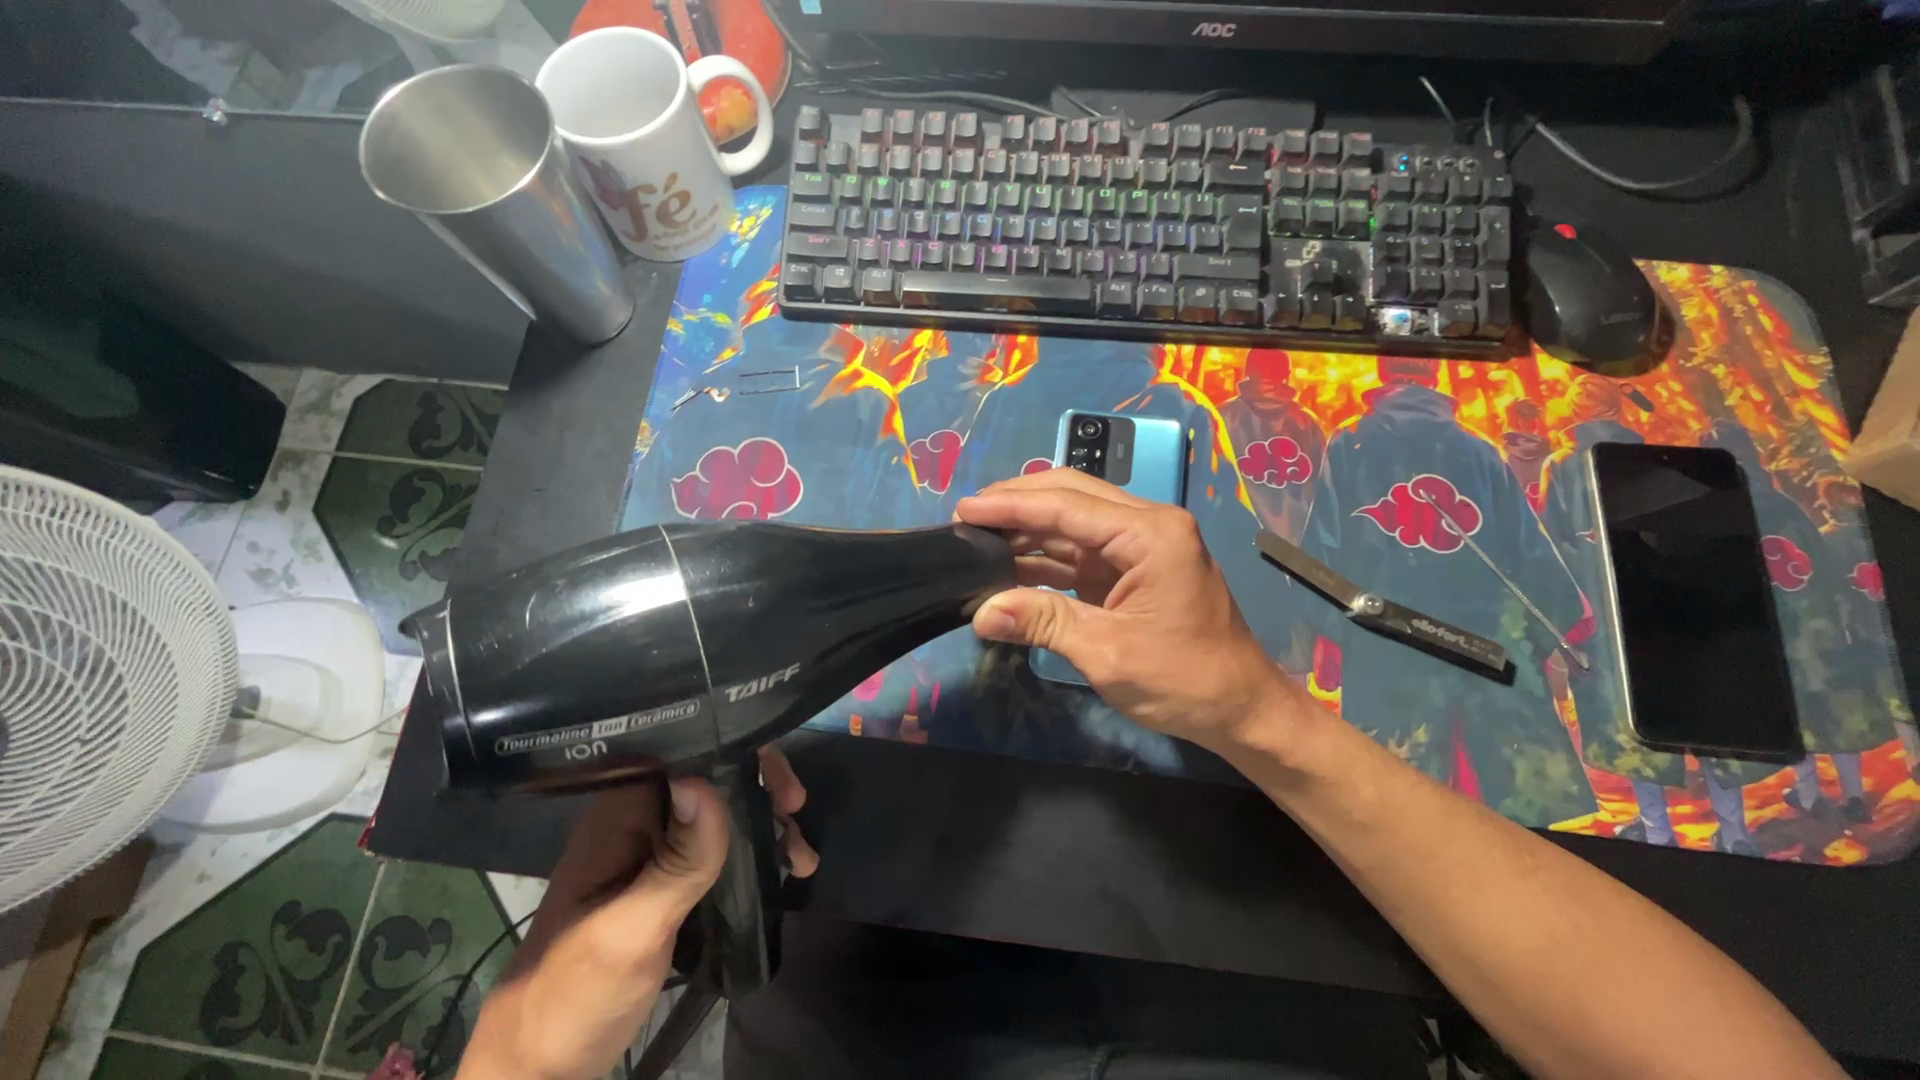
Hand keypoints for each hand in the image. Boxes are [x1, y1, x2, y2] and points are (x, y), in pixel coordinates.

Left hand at [457, 747, 816, 1079]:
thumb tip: (703, 783)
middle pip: (708, 779)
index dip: (738, 755)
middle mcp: (636, 823)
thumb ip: (674, 861)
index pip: (684, 755)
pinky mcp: (664, 887)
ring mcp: (650, 855)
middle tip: (797, 816)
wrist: (541, 1063)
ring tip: (801, 858)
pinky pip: (715, 853)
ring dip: (763, 826)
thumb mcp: (631, 930)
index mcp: (618, 815)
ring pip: (718, 816)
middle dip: (760, 790)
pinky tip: (781, 874)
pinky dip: (752, 856)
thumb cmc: (577, 992)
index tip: (781, 788)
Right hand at [956, 468, 1311, 755]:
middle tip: (965, 519)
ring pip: (1073, 521)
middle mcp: (1148, 525)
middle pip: (1071, 497)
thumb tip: (981, 612)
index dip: (1011, 506)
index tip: (963, 510)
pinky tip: (1008, 565)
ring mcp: (1141, 546)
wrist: (1240, 709)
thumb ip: (1044, 622)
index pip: (1067, 505)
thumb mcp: (1108, 653)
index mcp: (1151, 534)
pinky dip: (1044, 556)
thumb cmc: (1184, 681)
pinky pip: (1081, 550)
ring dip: (1028, 529)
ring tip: (976, 540)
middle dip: (1017, 504)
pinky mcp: (1133, 568)